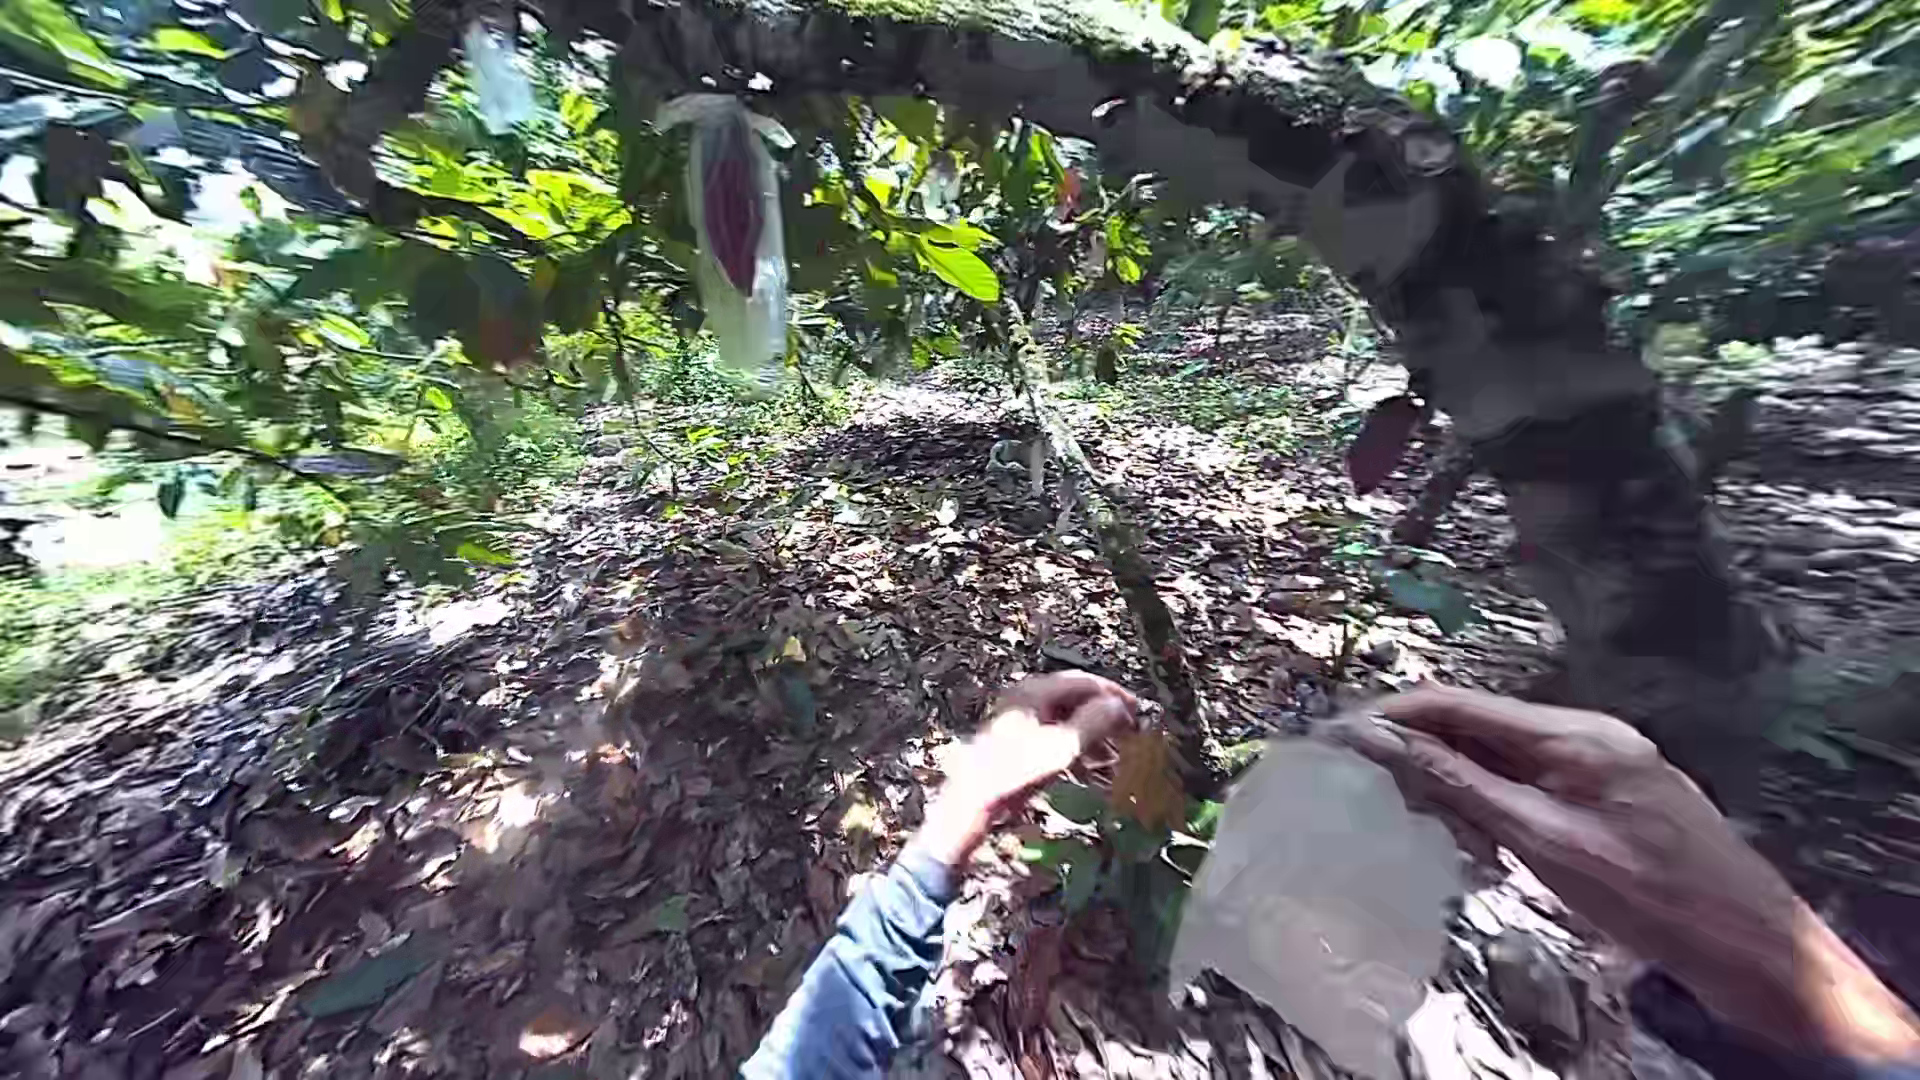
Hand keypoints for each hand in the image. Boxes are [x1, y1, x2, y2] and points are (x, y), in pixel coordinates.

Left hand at [914, 672, 1137, 867]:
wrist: (974, 799)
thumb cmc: (1016, 771)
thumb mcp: (1062, 747)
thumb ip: (1094, 722)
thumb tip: (1119, 705)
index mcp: (1036, 690)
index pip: (1085, 681)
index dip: (1115, 694)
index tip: (1139, 712)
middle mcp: (1029, 696)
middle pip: (1077, 696)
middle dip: (1107, 712)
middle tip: (1132, 732)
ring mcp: (1023, 717)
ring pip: (1068, 716)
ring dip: (1095, 730)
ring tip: (1117, 752)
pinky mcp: (1020, 739)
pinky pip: (1057, 732)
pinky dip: (1078, 743)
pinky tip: (1092, 764)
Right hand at [1336, 684, 1919, 1063]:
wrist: (1766, 968)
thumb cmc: (1650, 900)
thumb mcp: (1537, 838)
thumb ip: (1450, 780)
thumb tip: (1372, 737)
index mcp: (1573, 735)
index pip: (1455, 703)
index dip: (1391, 713)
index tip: (1341, 733)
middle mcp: (1578, 731)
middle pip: (1468, 723)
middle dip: (1416, 749)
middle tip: (1377, 784)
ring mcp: (1587, 755)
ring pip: (1485, 748)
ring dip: (1446, 777)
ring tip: (1424, 815)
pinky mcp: (1590, 782)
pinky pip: (1512, 772)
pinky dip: (1478, 793)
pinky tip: (1467, 826)